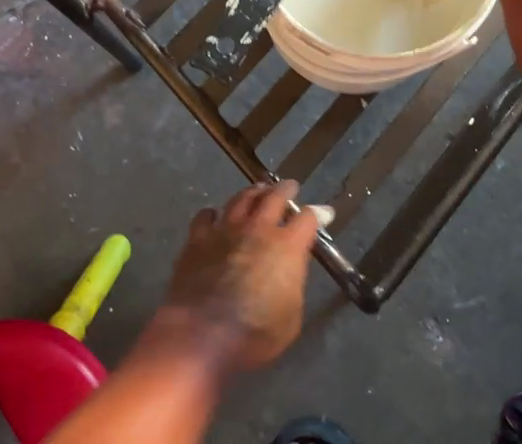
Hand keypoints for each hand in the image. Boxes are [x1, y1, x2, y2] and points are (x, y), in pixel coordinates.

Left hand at [152, 180, 321, 372]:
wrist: (201, 335)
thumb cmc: (254, 334)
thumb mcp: (291, 317)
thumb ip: (293, 285)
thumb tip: (288, 271)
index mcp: (287, 247)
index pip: (307, 219)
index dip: (318, 215)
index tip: (324, 213)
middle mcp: (257, 229)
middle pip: (274, 198)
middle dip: (285, 190)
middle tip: (290, 186)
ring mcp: (225, 230)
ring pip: (241, 200)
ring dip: (253, 192)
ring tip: (258, 190)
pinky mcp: (198, 239)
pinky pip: (205, 217)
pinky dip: (212, 213)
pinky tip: (213, 214)